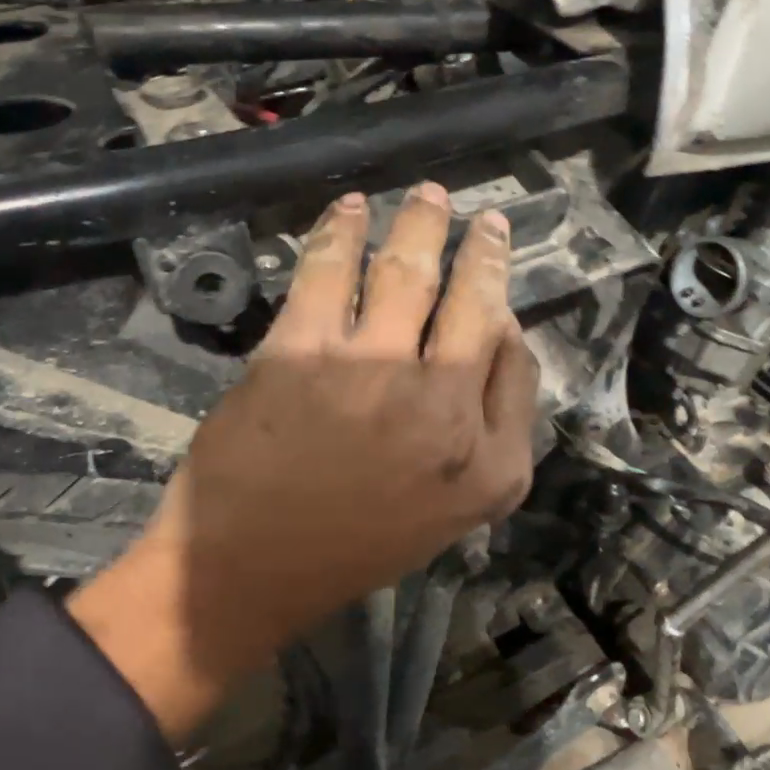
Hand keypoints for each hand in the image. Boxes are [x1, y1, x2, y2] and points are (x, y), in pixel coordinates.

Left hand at [70, 183, 539, 735]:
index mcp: (492, 463)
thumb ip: (489, 435)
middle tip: (486, 220)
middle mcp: (446, 409)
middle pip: (478, 306)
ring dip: (422, 224)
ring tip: (427, 198)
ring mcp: (375, 374)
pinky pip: (331, 271)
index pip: (518, 361)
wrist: (251, 572)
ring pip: (411, 272)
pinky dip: (342, 229)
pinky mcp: (303, 352)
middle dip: (485, 253)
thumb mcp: (451, 513)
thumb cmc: (354, 547)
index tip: (492, 290)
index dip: (505, 316)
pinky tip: (350, 209)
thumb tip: (495, 343)